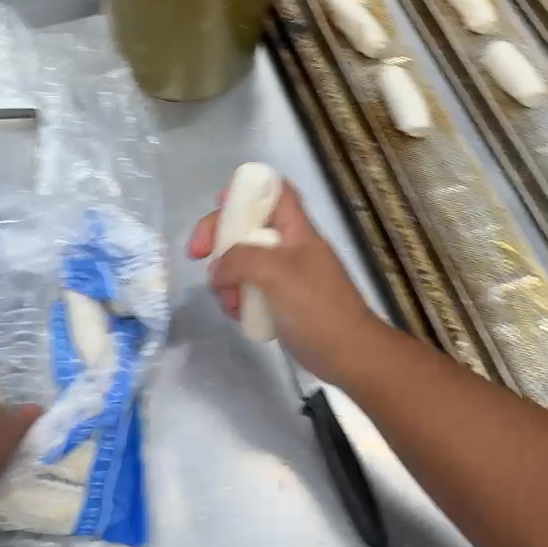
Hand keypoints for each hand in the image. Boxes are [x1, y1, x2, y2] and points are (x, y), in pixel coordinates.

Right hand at [187, 178, 392, 382]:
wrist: (350, 356)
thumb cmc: (318, 308)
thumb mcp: (278, 273)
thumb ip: (241, 260)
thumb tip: (217, 271)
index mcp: (297, 229)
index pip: (274, 191)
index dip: (245, 190)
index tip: (218, 208)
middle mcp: (291, 246)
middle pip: (248, 226)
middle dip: (220, 238)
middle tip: (197, 256)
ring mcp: (287, 275)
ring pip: (244, 261)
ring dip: (227, 276)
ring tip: (228, 300)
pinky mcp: (282, 300)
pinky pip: (250, 289)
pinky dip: (238, 298)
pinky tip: (238, 315)